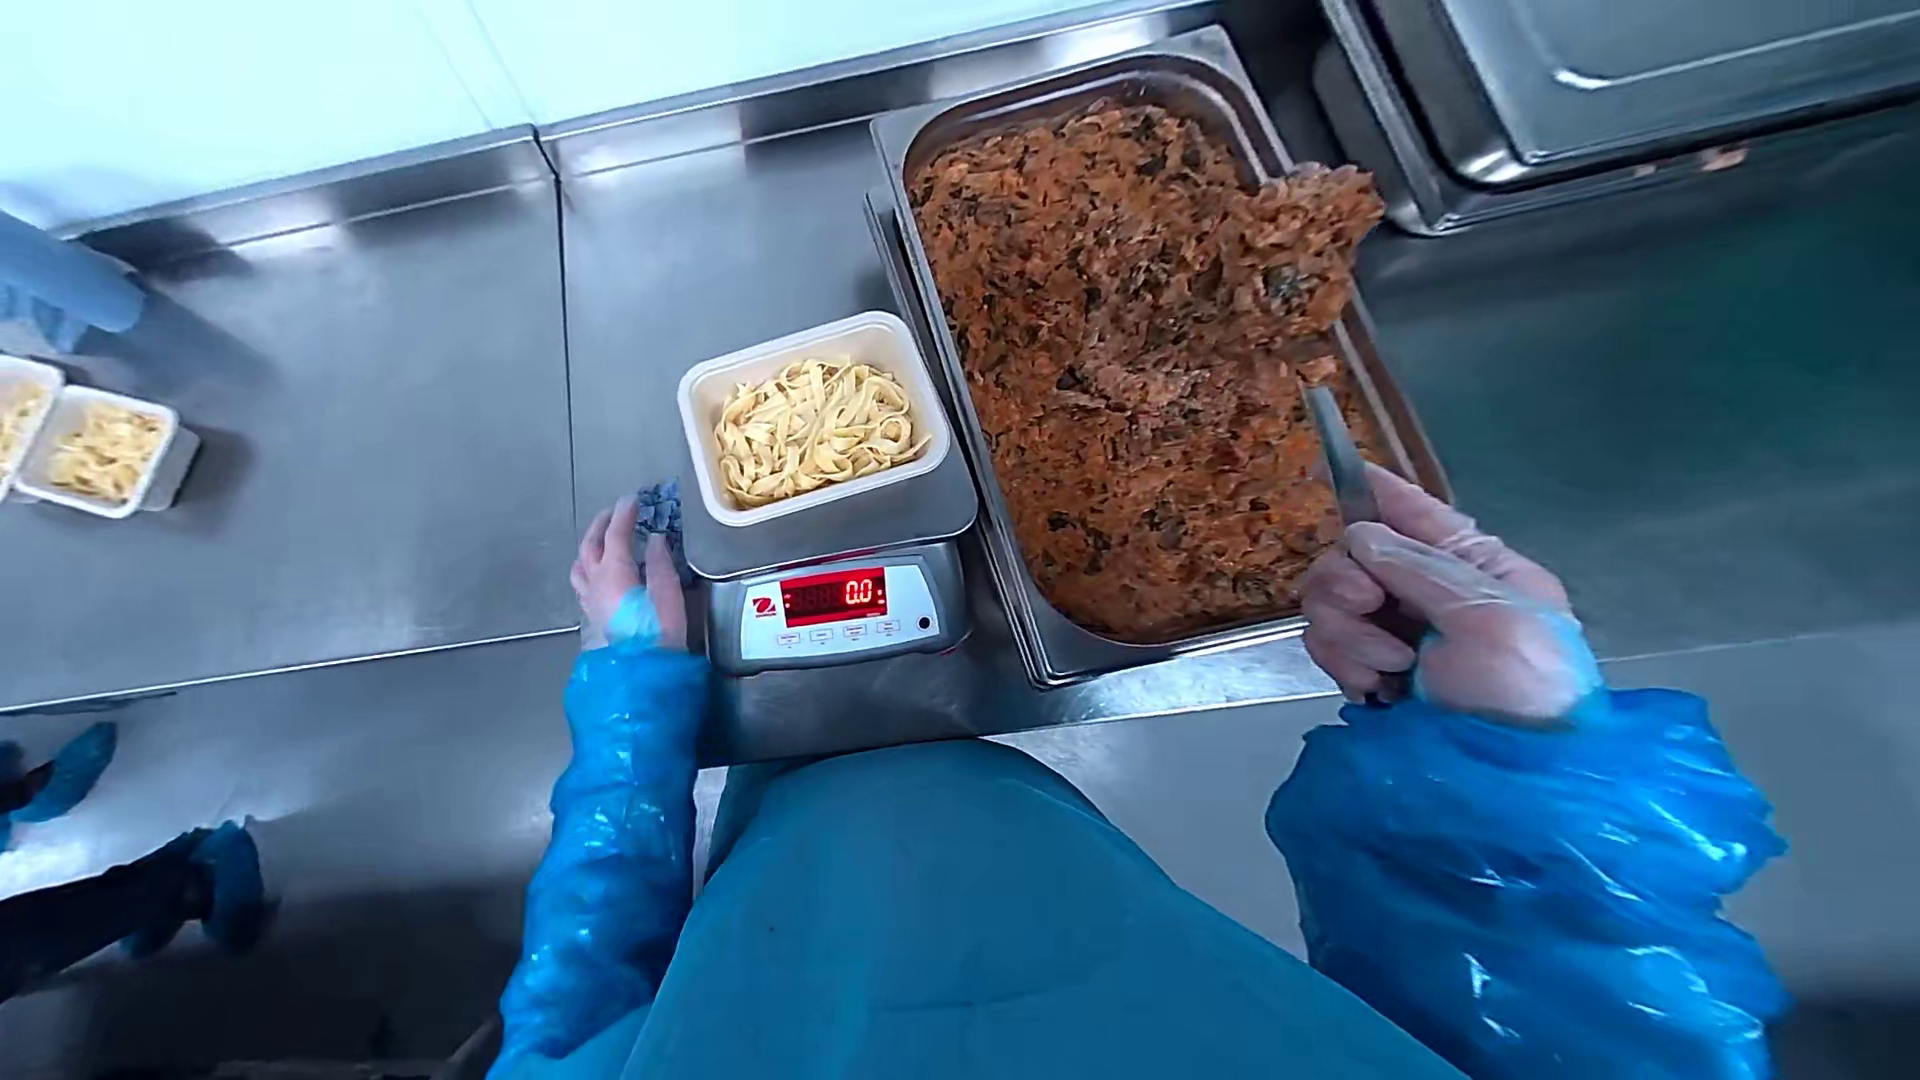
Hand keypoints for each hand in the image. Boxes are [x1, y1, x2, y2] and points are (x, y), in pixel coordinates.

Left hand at [570, 495, 687, 651]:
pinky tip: (597, 568)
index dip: (624, 515)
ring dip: (590, 542)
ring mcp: (590, 597)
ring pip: (581, 561)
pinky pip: (581, 579)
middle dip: (602, 524)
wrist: (644, 665)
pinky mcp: (592, 610)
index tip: (633, 499)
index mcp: (615, 572)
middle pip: (591, 544)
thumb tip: (654, 539)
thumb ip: (660, 562)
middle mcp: (596, 580)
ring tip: (602, 535)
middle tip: (616, 510)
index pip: (616, 535)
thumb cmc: (659, 628)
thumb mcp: (667, 591)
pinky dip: (587, 563)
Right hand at [1299, 465, 1600, 725]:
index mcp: (1470, 567)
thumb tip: (1358, 536)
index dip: (1373, 488)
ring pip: (1324, 599)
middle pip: (1347, 555)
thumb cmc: (1524, 693)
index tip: (1326, 463)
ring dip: (1346, 630)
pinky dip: (1339, 660)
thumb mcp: (1494, 620)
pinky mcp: (1361, 664)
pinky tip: (1374, 686)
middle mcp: (1420, 590)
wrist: (1507, 780)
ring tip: (1389, 667)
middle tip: (1369, 607)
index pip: (1414, 512)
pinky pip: (1321, 640)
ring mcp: (1387, 630)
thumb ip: (1422, 569)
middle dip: (1347, 580)